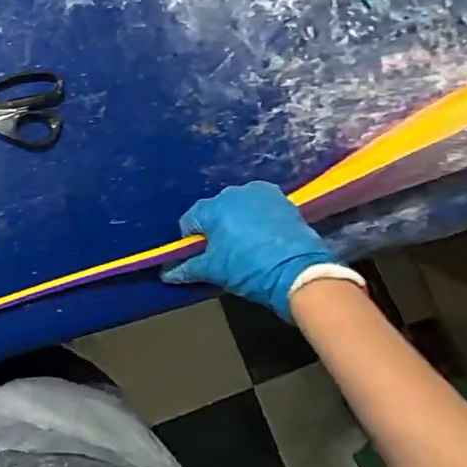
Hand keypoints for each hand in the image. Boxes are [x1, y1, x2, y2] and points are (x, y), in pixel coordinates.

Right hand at [163, 181, 334, 319]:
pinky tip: (266, 239)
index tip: (202, 257)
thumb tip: (167, 273)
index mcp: (214, 207)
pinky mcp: (282, 199)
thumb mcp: (215, 271)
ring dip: (239, 222)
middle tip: (226, 254)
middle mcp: (235, 193)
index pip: (190, 220)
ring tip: (248, 247)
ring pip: (240, 207)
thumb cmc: (249, 269)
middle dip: (217, 229)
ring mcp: (261, 193)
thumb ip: (188, 268)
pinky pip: (262, 207)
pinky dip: (260, 219)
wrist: (298, 271)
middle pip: (216, 211)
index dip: (192, 240)